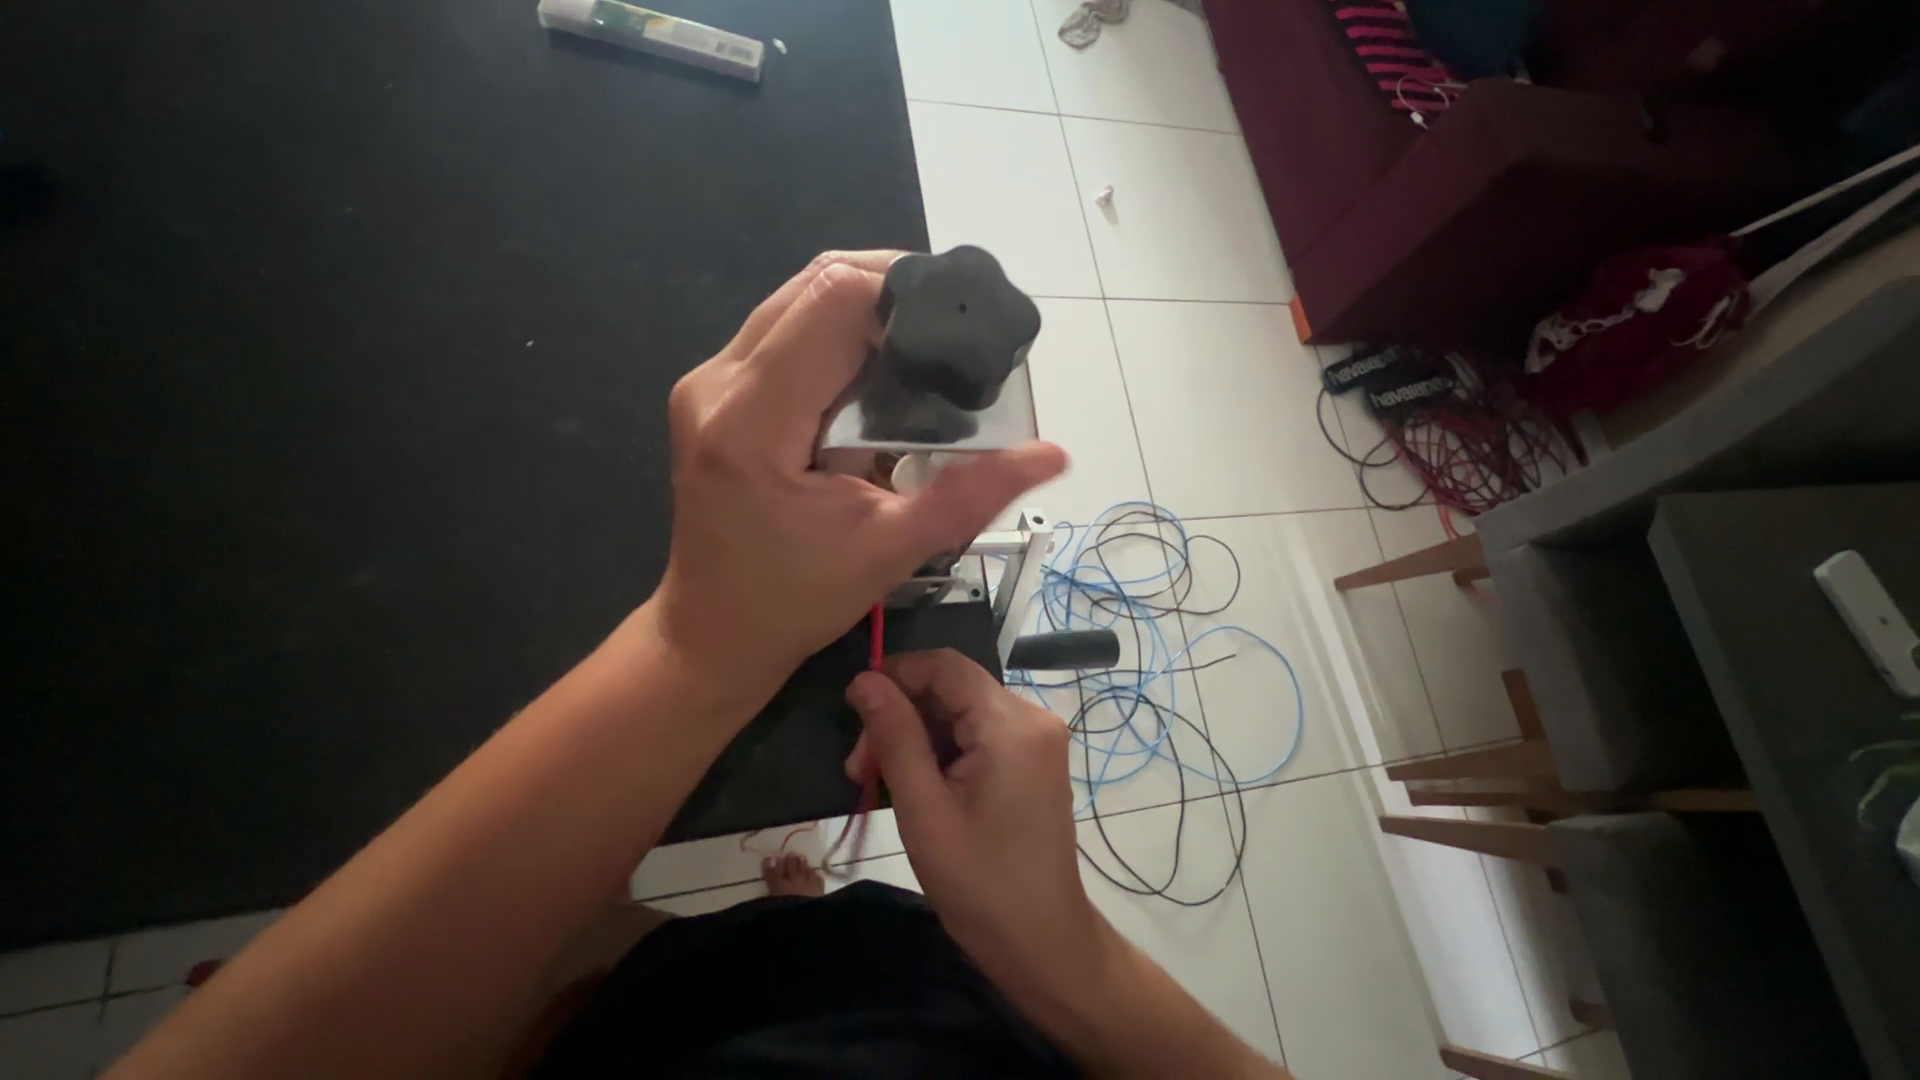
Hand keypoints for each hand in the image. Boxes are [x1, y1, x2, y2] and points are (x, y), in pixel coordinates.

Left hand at [647, 252, 1065, 698]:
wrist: (714, 633)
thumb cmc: (794, 602)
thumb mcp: (890, 550)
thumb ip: (970, 495)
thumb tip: (1051, 454)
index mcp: (752, 420)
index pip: (832, 300)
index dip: (902, 294)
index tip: (955, 332)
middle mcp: (717, 384)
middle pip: (813, 284)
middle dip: (890, 298)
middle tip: (947, 343)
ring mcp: (707, 384)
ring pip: (797, 301)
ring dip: (864, 317)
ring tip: (919, 360)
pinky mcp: (715, 394)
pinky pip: (784, 333)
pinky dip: (836, 340)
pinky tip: (875, 381)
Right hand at [844, 650, 1102, 993]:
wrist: (1041, 941)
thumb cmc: (980, 883)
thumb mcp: (924, 810)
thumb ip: (894, 737)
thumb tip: (864, 679)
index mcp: (1012, 724)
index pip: (945, 666)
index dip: (895, 674)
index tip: (852, 707)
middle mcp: (1032, 717)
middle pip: (952, 690)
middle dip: (901, 717)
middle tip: (859, 767)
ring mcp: (1036, 738)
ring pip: (960, 712)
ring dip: (916, 737)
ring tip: (877, 781)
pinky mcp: (1032, 758)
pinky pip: (977, 734)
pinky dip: (941, 751)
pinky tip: (914, 785)